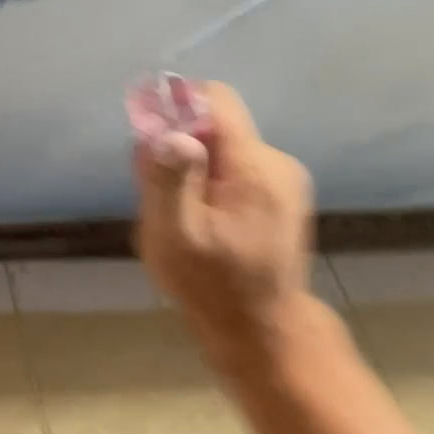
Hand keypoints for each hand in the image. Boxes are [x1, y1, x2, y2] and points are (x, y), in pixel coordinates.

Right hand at [133, 80, 316, 370]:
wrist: (262, 333)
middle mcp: (276, 164)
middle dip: (177, 151)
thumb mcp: (175, 234)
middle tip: (161, 199)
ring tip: (180, 217)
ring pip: (219, 148)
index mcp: (255, 167)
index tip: (152, 147)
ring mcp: (281, 181)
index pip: (214, 99)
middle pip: (212, 126)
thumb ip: (169, 180)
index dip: (175, 111)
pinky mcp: (278, 196)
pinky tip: (201, 223)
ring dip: (190, 172)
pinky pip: (231, 169)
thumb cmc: (211, 284)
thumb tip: (170, 131)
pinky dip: (207, 185)